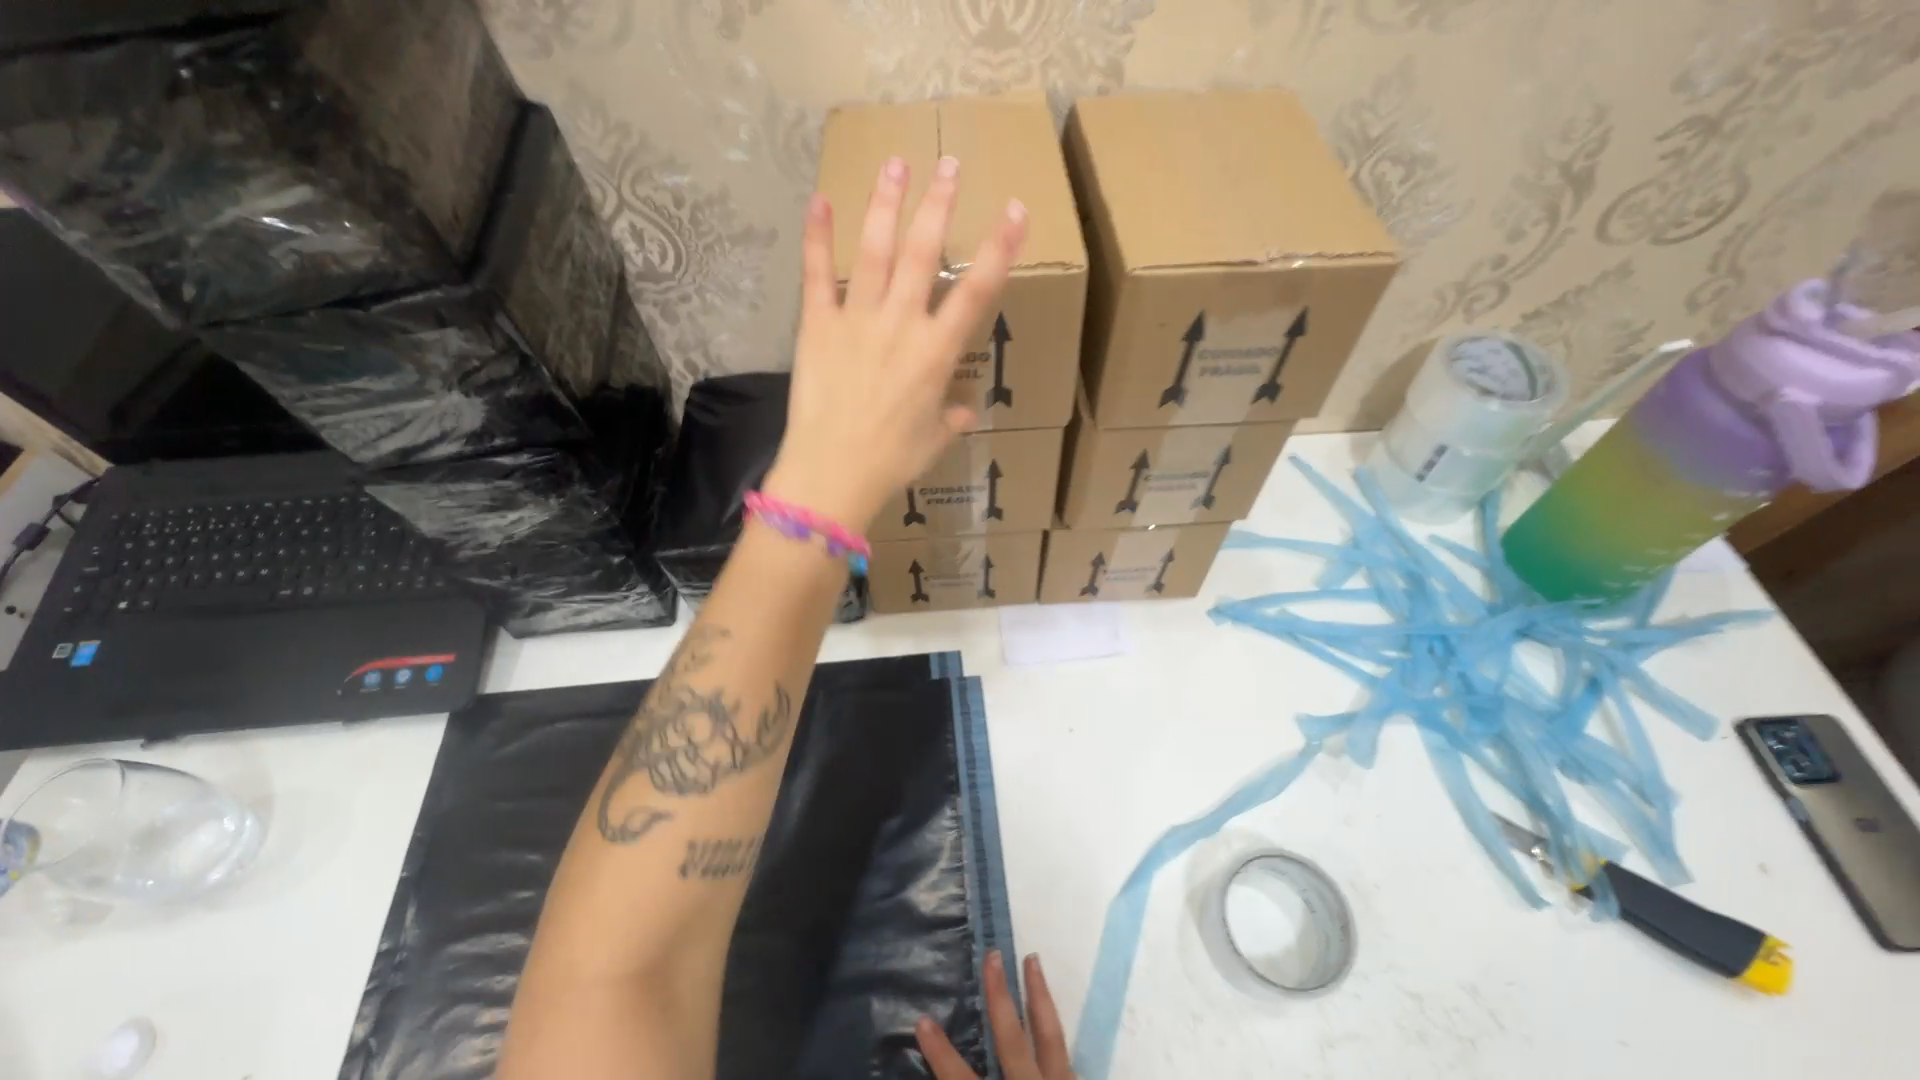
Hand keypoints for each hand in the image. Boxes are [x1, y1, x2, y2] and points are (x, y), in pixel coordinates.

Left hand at [764, 154, 1027, 531]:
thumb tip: (964, 411)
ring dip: (886, 203)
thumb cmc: (892, 461)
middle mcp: (901, 324)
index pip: (977, 290)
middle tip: (948, 163)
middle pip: (923, 253)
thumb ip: (951, 417)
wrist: (833, 473)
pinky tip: (820, 199)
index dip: (1000, 248)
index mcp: (937, 352)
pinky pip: (816, 274)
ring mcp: (857, 319)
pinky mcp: (818, 326)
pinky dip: (817, 236)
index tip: (1015, 210)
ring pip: (875, 250)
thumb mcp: (933, 440)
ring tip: (895, 163)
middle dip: (939, 204)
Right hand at [916, 951, 1076, 1079]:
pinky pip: (1068, 1054)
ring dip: (1040, 996)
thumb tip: (943, 1045)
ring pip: (1051, 1037)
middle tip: (992, 955)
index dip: (942, 1053)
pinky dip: (1057, 1027)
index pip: (961, 1079)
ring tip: (1032, 959)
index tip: (923, 1020)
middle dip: (1000, 997)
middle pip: (1012, 1042)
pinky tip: (1051, 1009)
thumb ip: (963, 1076)